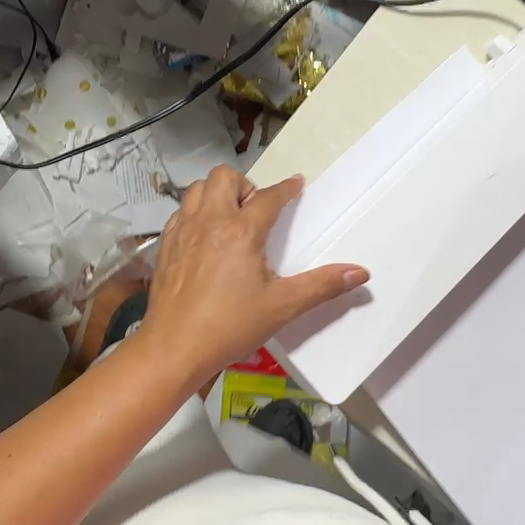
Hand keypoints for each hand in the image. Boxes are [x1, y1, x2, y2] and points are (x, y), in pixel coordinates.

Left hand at [138, 167, 368, 384]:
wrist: (174, 346)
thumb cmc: (230, 326)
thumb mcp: (281, 307)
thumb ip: (321, 286)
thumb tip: (360, 272)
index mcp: (240, 231)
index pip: (268, 197)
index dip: (286, 188)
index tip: (296, 184)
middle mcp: (209, 220)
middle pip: (224, 177)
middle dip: (244, 185)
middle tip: (256, 209)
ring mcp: (183, 230)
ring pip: (198, 189)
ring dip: (216, 193)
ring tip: (229, 217)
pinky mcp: (165, 244)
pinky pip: (181, 211)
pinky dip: (195, 212)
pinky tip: (204, 236)